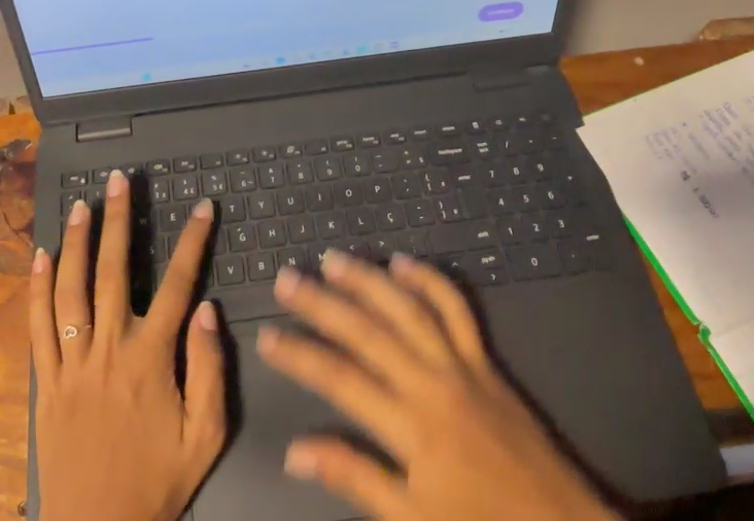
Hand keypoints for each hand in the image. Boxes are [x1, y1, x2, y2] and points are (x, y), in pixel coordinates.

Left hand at [30, 171, 226, 520]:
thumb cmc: (159, 481)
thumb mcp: (207, 434)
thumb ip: (209, 369)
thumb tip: (208, 309)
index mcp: (151, 359)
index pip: (177, 286)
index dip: (192, 243)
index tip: (203, 208)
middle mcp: (108, 350)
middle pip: (112, 273)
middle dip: (118, 221)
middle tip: (120, 182)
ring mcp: (71, 364)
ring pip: (70, 290)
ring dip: (76, 244)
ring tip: (82, 205)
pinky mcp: (45, 382)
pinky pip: (37, 328)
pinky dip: (38, 289)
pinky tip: (41, 258)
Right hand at [259, 251, 615, 520]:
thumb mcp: (411, 517)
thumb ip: (354, 476)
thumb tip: (296, 450)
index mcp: (410, 424)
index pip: (340, 378)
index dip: (300, 354)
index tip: (268, 335)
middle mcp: (431, 382)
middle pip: (368, 331)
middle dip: (323, 303)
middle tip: (288, 278)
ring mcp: (462, 365)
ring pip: (408, 309)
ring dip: (369, 281)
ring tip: (334, 259)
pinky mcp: (486, 361)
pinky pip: (457, 311)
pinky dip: (430, 283)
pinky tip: (405, 263)